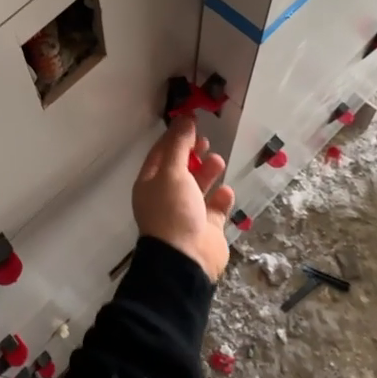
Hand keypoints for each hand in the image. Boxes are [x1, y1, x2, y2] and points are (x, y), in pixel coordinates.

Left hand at [133, 115, 236, 279]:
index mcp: (150, 183)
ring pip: (199, 186)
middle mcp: (166, 196)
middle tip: (206, 141)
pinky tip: (226, 190)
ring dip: (208, 171)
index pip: (160, 153)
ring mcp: (187, 213)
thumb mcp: (172, 172)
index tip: (191, 121)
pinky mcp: (207, 228)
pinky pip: (215, 208)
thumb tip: (184, 118)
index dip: (175, 136)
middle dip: (192, 153)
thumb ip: (179, 145)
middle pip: (180, 168)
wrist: (185, 260)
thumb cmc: (173, 210)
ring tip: (218, 161)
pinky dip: (221, 197)